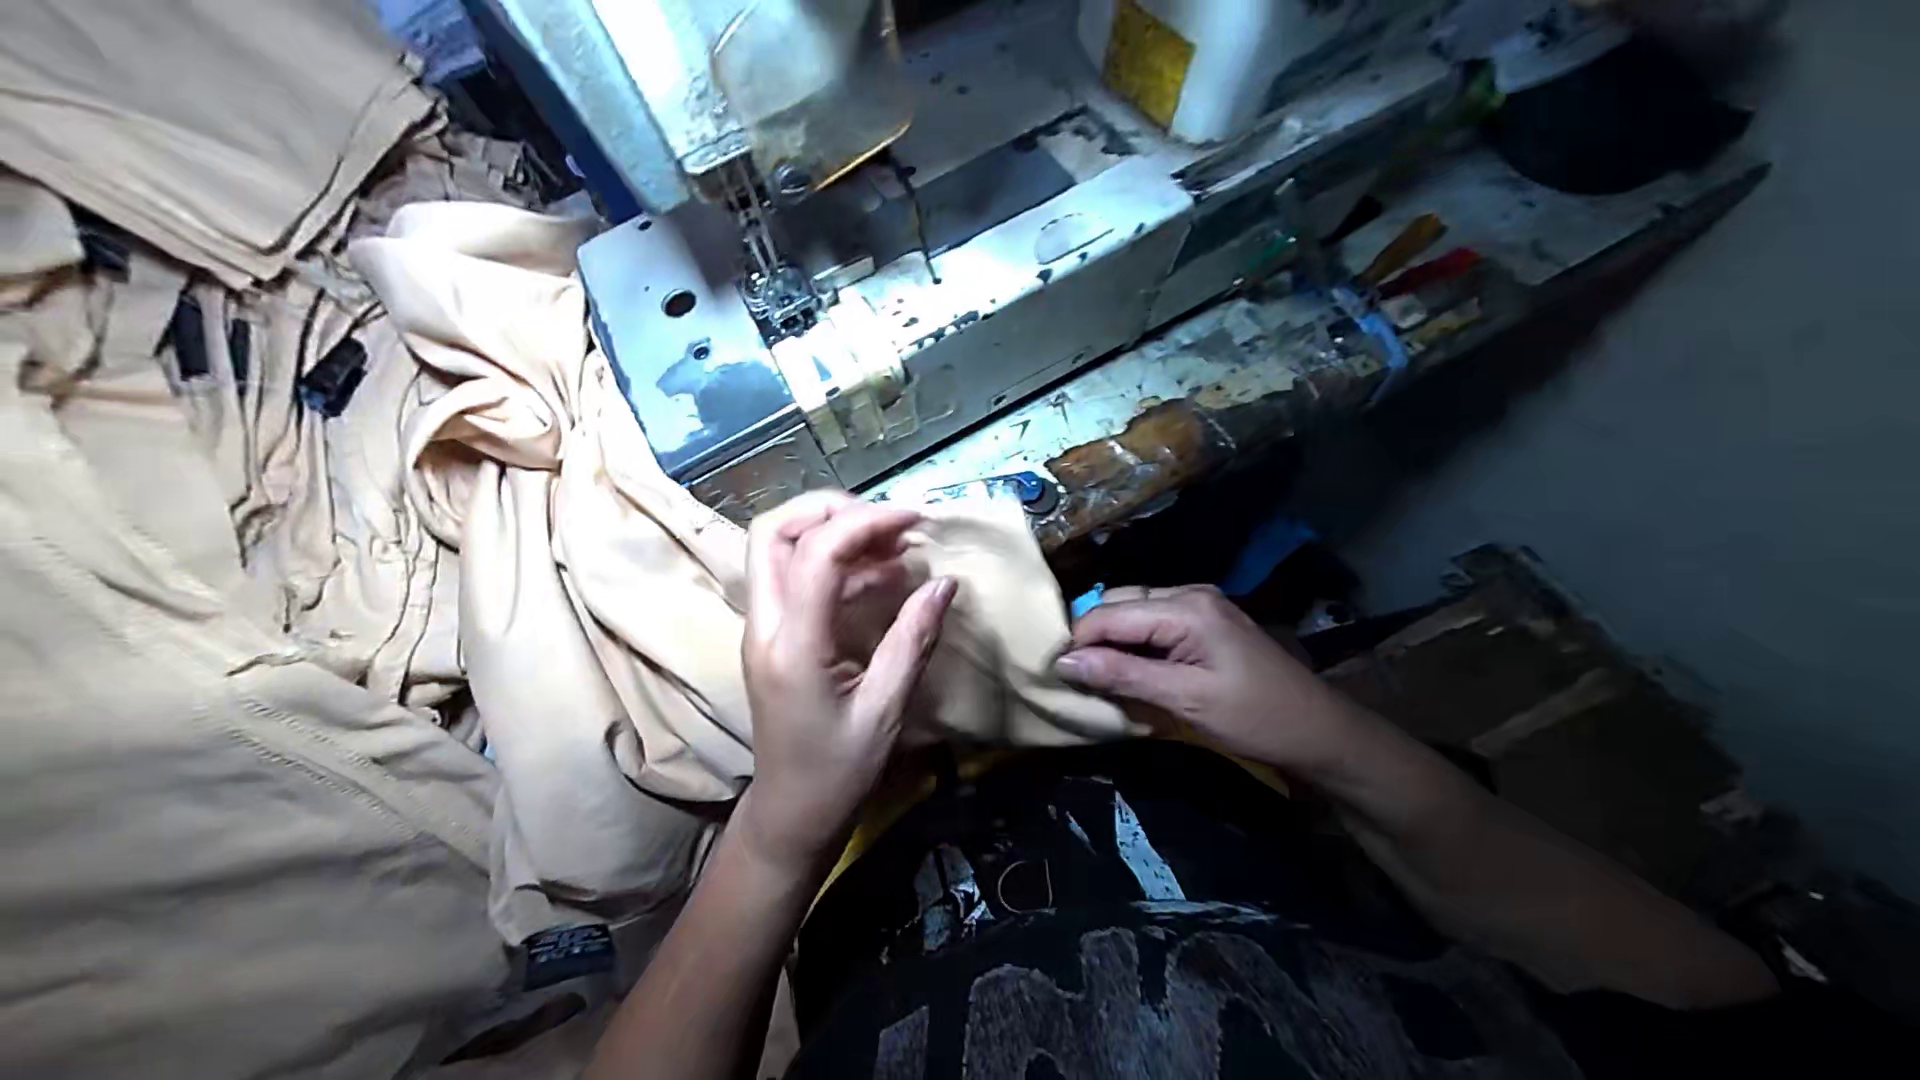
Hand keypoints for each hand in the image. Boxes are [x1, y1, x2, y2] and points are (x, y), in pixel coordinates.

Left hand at [738, 492, 955, 872]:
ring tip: (896, 545)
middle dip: (832, 510)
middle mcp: (765, 626)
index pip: (816, 554)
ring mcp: (764, 627)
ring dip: (836, 532)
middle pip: (774, 531)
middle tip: (889, 523)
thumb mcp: (885, 710)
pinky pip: (797, 576)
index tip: (915, 520)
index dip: (866, 523)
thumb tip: (944, 584)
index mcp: (792, 646)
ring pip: (780, 547)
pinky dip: (837, 562)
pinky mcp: (775, 633)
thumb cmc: (838, 771)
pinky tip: (882, 576)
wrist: (791, 812)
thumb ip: (913, 640)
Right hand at [1055, 585, 1369, 777]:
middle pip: (1119, 602)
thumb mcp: (1184, 699)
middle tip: (1080, 676)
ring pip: (1134, 609)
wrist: (1320, 731)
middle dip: (1094, 636)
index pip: (1110, 614)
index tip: (1057, 674)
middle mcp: (1191, 594)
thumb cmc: (1254, 718)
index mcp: (1187, 608)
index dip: (1078, 642)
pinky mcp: (1207, 620)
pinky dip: (1136, 641)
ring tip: (1101, 675)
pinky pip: (1154, 620)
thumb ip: (1123, 675)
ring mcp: (1201, 604)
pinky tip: (1133, 668)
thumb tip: (1065, 662)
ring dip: (1114, 639)